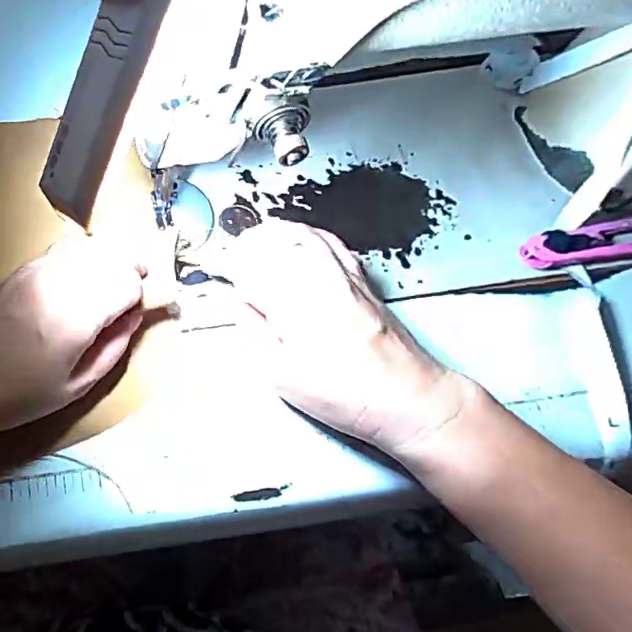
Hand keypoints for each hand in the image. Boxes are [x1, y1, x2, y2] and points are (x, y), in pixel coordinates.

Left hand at [0, 237, 146, 441]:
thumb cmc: (21, 396)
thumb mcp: (78, 385)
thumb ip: (114, 347)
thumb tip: (133, 316)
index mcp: (76, 316)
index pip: (127, 282)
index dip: (137, 298)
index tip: (129, 316)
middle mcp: (58, 283)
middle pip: (111, 255)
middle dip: (127, 272)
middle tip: (125, 298)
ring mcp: (36, 271)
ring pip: (88, 246)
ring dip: (104, 262)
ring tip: (102, 288)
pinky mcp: (20, 270)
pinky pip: (62, 250)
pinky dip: (79, 260)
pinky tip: (74, 285)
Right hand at [213, 219, 480, 457]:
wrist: (410, 398)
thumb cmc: (348, 396)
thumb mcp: (283, 377)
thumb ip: (256, 334)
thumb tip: (241, 307)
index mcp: (295, 308)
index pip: (252, 270)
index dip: (231, 268)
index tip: (221, 273)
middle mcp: (321, 284)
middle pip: (278, 242)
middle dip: (251, 242)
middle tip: (234, 253)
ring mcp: (345, 278)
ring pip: (305, 237)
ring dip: (277, 233)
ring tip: (258, 238)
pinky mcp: (364, 281)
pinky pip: (332, 243)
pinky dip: (309, 235)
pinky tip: (301, 241)